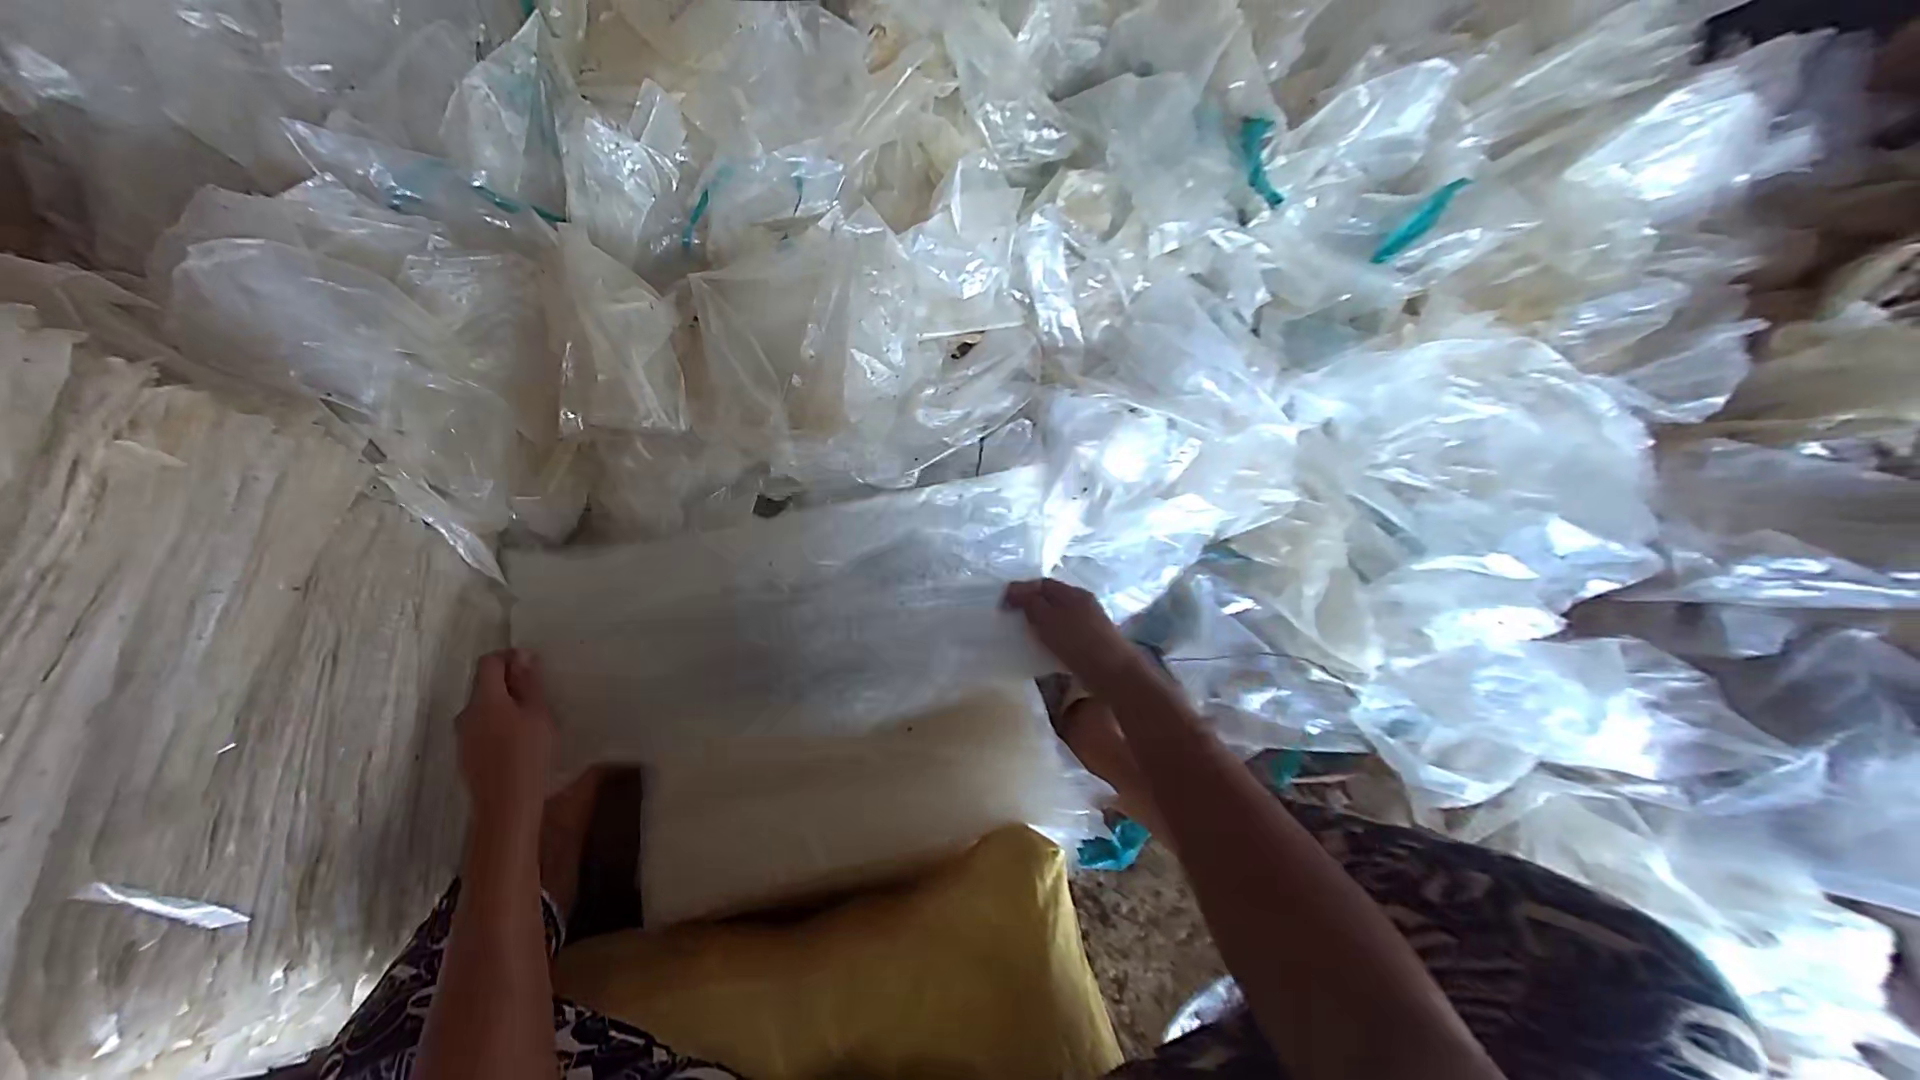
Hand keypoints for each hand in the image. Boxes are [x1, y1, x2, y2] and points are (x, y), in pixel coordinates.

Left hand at [455, 649, 553, 828]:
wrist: (507, 804)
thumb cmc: (529, 753)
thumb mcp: (539, 713)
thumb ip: (529, 683)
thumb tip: (521, 655)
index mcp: (484, 699)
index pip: (488, 663)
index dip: (509, 658)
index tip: (533, 666)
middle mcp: (466, 714)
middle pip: (484, 685)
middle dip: (509, 682)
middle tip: (539, 693)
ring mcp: (463, 736)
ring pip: (483, 708)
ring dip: (505, 704)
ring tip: (533, 718)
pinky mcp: (466, 754)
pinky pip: (482, 728)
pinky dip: (499, 724)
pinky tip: (520, 740)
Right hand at [1004, 579, 1147, 692]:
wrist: (1113, 673)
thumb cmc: (1078, 642)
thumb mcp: (1048, 619)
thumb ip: (1030, 603)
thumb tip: (1014, 591)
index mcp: (1074, 593)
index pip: (1042, 583)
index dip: (1021, 589)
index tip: (1003, 602)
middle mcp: (1084, 604)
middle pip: (1052, 599)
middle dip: (1031, 605)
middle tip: (1010, 617)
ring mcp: (1091, 624)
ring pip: (1059, 617)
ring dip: (1041, 622)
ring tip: (1023, 634)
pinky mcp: (1093, 643)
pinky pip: (1066, 634)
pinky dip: (1051, 637)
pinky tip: (1043, 649)